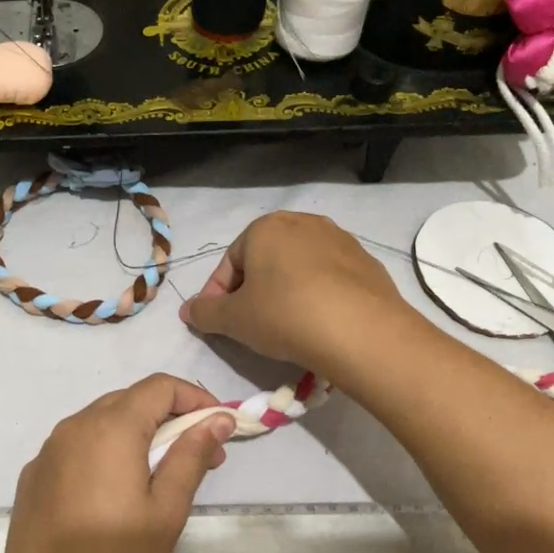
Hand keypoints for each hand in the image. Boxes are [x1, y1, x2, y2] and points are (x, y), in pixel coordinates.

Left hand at [0, 375, 237, 552]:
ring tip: (163, 477)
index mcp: (108, 428)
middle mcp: (72, 427)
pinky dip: (105, 453)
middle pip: (129, 400)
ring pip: (101, 422)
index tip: (221, 429)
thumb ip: (192, 455)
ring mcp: (46, 452)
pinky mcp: (32, 477)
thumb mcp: (167, 511)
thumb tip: (218, 418)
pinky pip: (76, 447)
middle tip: (202, 457)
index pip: (159, 386)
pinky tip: (117, 494)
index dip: (196, 398)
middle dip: (170, 418)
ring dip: (137, 434)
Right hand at [179, 212, 413, 377]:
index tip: (215, 323)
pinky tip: (318, 323)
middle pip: (264, 260)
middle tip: (249, 325)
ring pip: (298, 268)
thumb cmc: (284, 315)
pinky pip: (329, 278)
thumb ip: (205, 312)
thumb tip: (187, 310)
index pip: (229, 263)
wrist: (360, 331)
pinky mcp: (366, 261)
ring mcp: (339, 239)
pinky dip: (317, 296)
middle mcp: (302, 222)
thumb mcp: (234, 320)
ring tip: (285, 327)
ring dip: (285, 292)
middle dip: (252, 291)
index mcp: (264, 227)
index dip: (217, 295)